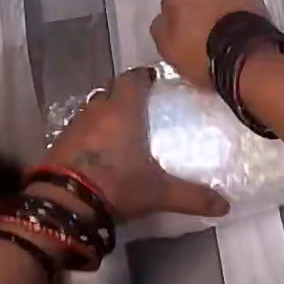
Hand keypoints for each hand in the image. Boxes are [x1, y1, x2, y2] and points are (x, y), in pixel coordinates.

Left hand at [42, 68, 229, 220]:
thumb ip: (191, 196)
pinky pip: (78, 128)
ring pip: (92, 108)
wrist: (65, 203)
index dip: (143, 76)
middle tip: (140, 106)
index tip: (154, 80)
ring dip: (105, 113)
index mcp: (124, 111)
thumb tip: (225, 207)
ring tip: (120, 128)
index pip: (133, 78)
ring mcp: (74, 125)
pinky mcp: (59, 142)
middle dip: (124, 94)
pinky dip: (89, 133)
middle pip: (111, 90)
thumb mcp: (158, 193)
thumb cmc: (116, 186)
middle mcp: (97, 110)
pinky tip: (97, 149)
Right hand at [151, 0, 268, 86]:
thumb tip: (163, 23)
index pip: (170, 4)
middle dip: (197, 14)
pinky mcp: (254, 0)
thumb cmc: (202, 54)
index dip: (174, 24)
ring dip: (218, 14)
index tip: (179, 40)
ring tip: (220, 41)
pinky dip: (236, 18)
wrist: (246, 57)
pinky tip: (236, 38)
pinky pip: (239, 8)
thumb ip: (160, 30)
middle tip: (200, 40)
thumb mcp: (167, 50)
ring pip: (219, 1)